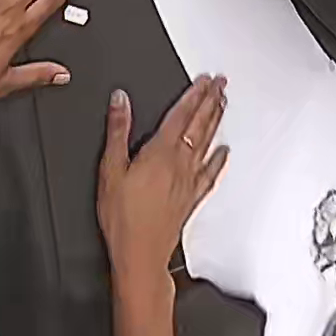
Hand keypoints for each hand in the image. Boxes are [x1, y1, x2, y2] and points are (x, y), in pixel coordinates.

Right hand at [98, 76, 229, 291]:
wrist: (139, 255)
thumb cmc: (122, 216)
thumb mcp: (110, 168)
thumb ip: (117, 131)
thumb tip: (120, 100)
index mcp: (160, 153)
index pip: (181, 115)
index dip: (194, 94)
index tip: (204, 80)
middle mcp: (179, 164)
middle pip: (199, 124)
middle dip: (210, 101)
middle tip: (221, 84)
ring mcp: (188, 181)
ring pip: (207, 143)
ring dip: (216, 120)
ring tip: (223, 103)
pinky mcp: (191, 197)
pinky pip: (210, 173)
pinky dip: (219, 160)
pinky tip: (224, 152)